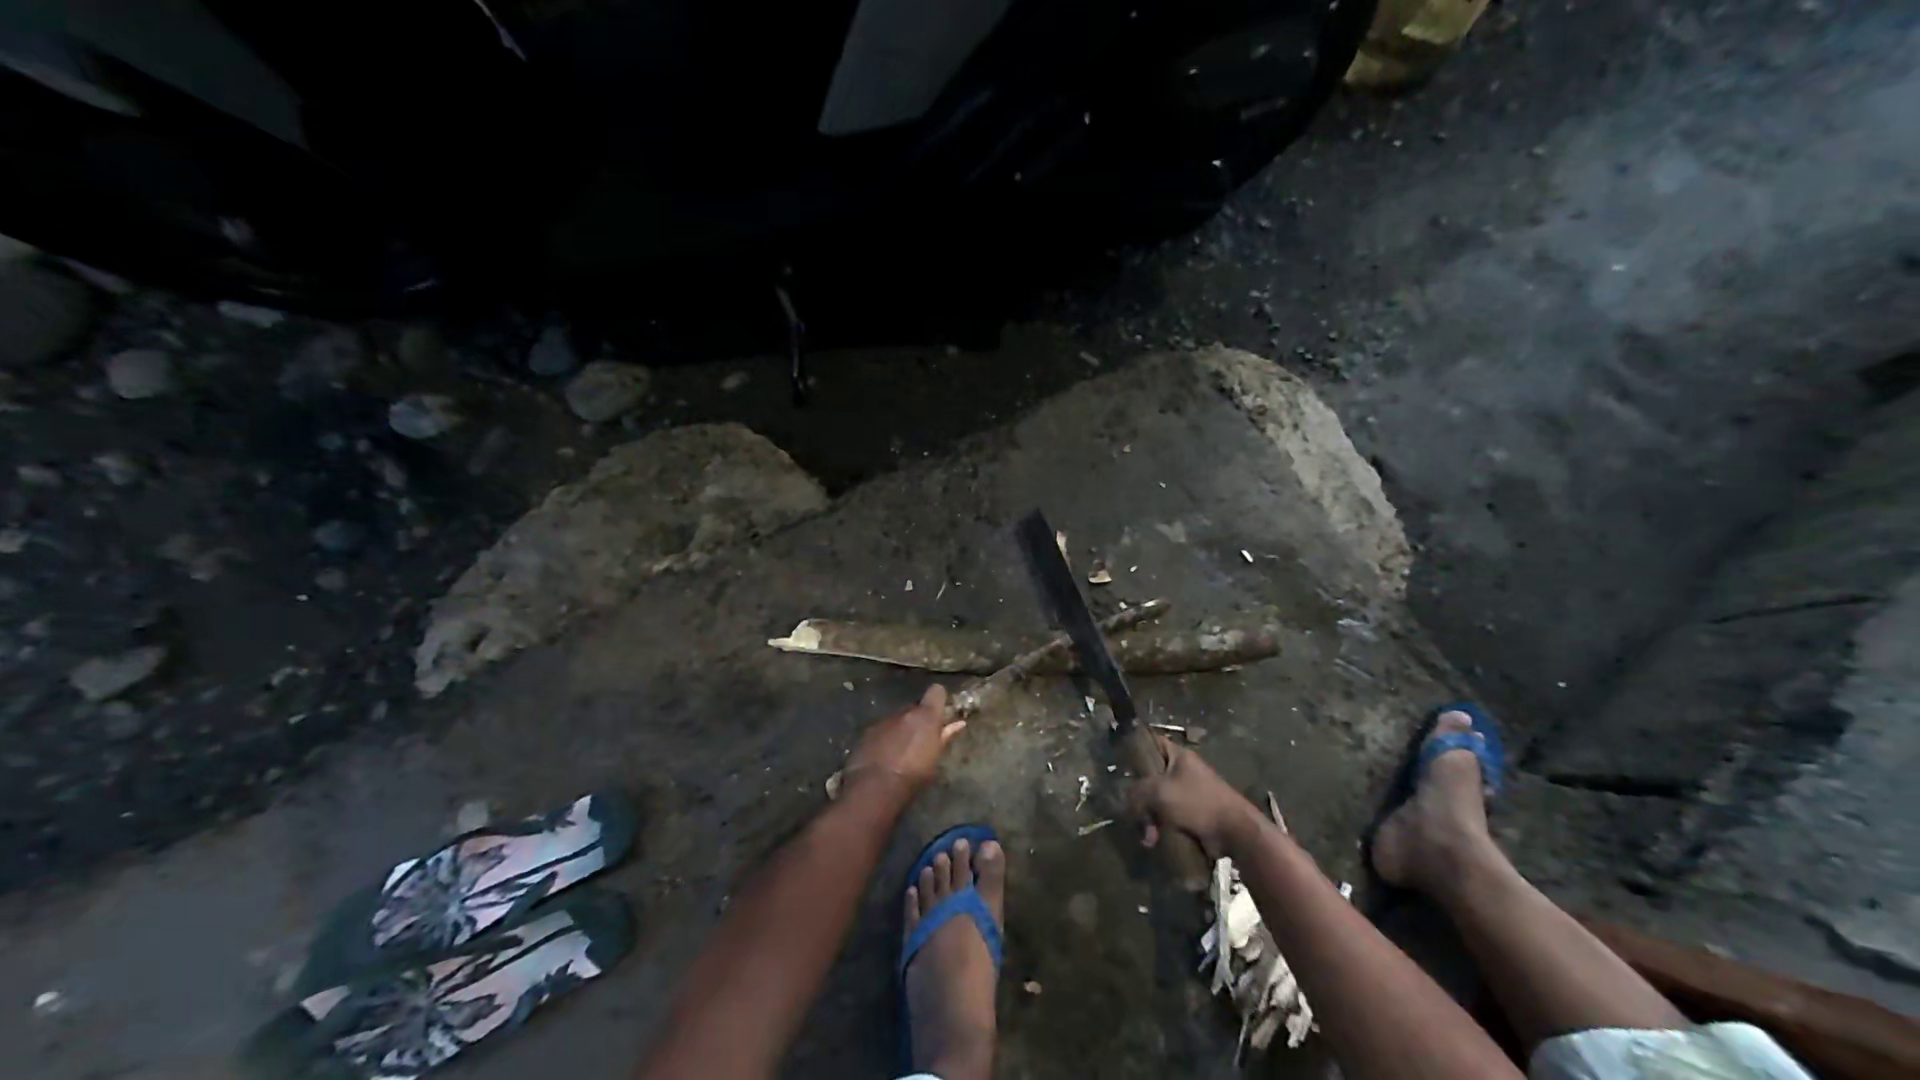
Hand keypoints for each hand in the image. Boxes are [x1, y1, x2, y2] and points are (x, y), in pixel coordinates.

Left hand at [842, 684, 964, 797]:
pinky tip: (884, 755)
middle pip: (914, 708)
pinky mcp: (867, 731)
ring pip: (896, 719)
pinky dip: (884, 737)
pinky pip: (881, 729)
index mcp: (925, 716)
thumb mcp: (935, 758)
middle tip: (919, 740)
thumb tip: (959, 723)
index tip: (939, 713)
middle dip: (917, 720)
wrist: (876, 786)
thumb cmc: (914, 775)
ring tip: (900, 751)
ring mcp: (884, 720)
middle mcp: (904, 712)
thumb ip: (944, 736)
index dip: (938, 699)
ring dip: (900, 729)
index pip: (936, 691)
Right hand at [1128, 734, 1263, 857]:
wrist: (1235, 832)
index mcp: (1178, 756)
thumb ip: (1137, 791)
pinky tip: (1155, 840)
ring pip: (1157, 800)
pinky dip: (1160, 827)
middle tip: (1132, 811)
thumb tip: (1127, 800)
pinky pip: (1168, 816)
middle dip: (1139, 796)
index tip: (1119, 762)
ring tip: (1148, 836)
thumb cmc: (1197, 803)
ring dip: (1149, 818)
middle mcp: (1183, 771)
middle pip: (1150, 776)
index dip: (1134, 748)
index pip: (1151, 742)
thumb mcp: (1160, 792)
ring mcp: (1189, 793)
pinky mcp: (1193, 814)